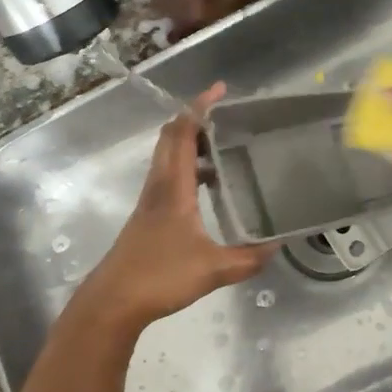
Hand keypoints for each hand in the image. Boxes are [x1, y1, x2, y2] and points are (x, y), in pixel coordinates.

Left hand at [71, 83, 274, 334]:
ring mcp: (150, 202)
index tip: (220, 90)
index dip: (200, 108)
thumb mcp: (214, 269)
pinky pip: (169, 179)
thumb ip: (249, 258)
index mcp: (173, 188)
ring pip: (168, 159)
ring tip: (224, 149)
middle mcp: (158, 187)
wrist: (114, 301)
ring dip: (191, 146)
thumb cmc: (160, 277)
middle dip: (195, 120)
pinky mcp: (148, 218)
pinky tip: (208, 189)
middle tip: (226, 117)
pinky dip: (188, 170)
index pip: (183, 134)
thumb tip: (278, 246)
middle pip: (170, 139)